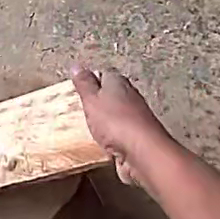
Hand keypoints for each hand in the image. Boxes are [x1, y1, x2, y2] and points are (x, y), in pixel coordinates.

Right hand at [70, 65, 176, 187]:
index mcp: (118, 82)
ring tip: (90, 128)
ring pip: (116, 114)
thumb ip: (84, 84)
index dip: (90, 80)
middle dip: (97, 101)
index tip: (78, 88)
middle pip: (111, 94)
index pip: (103, 74)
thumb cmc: (115, 122)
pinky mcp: (137, 137)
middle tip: (81, 109)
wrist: (142, 152)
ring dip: (105, 120)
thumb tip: (77, 66)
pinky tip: (104, 143)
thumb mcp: (91, 100)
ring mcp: (135, 117)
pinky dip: (112, 137)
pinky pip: (120, 133)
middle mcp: (129, 96)